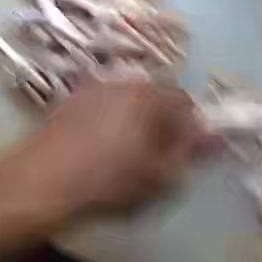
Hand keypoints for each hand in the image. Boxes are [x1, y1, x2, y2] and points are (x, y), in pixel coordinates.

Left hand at [0, 82, 211, 219]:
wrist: (48, 174)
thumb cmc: (110, 177)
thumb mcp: (162, 172)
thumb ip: (190, 148)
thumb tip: (214, 133)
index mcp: (140, 97)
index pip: (180, 97)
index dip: (191, 121)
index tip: (191, 145)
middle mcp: (112, 84)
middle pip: (150, 93)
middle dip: (163, 117)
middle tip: (163, 151)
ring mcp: (86, 89)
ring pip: (124, 97)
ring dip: (136, 116)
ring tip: (134, 151)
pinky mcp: (67, 99)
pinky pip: (101, 102)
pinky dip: (111, 117)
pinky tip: (105, 144)